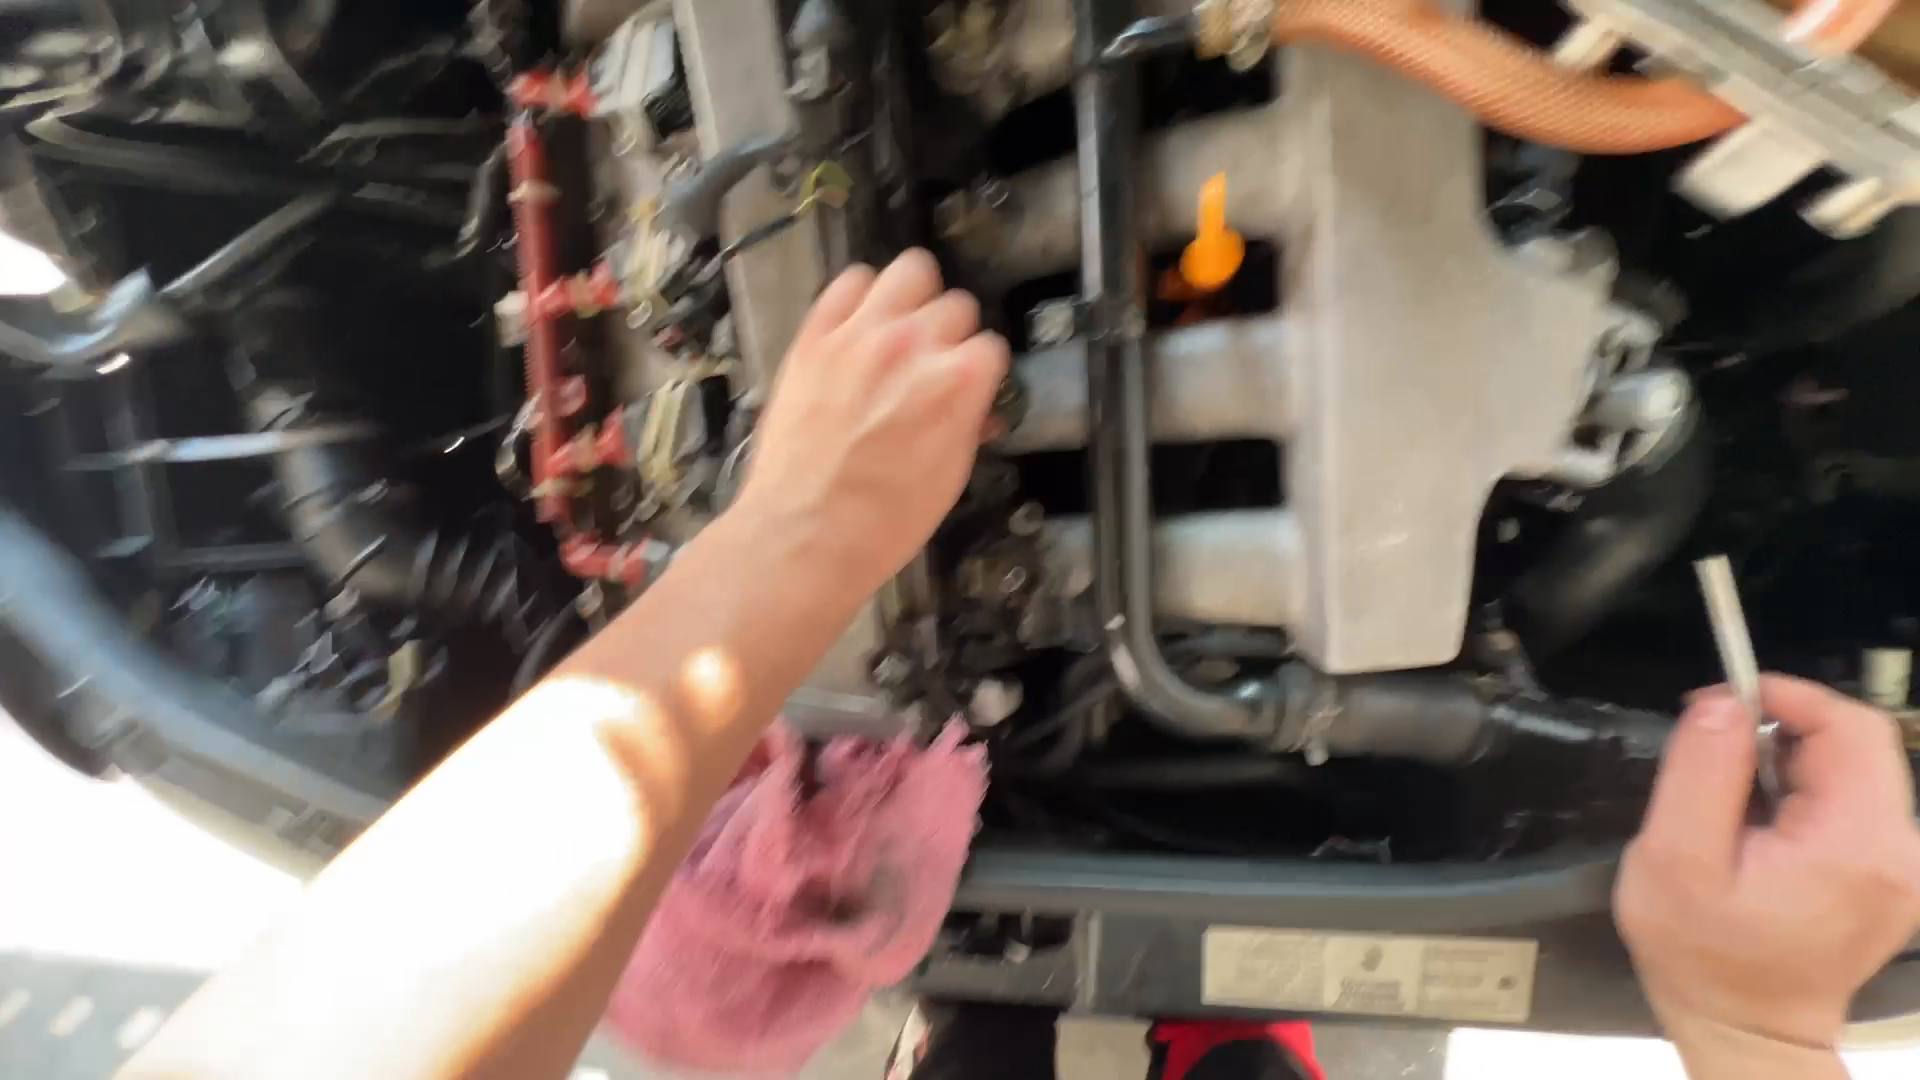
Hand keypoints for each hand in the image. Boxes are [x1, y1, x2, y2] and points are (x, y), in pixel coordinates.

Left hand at [732, 250, 1008, 598]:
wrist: (805, 534)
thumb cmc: (885, 523)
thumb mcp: (949, 480)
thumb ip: (968, 428)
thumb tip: (976, 410)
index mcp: (959, 383)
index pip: (992, 346)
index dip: (983, 370)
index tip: (971, 386)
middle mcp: (914, 345)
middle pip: (956, 305)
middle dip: (953, 334)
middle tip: (935, 363)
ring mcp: (860, 335)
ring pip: (908, 271)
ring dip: (914, 298)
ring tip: (901, 329)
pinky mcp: (814, 337)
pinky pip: (847, 284)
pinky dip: (860, 298)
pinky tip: (860, 326)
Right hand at [1616, 675, 1919, 1053]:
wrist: (1740, 1019)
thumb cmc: (1697, 943)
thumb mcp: (1674, 852)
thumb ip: (1701, 773)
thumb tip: (1722, 705)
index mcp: (1855, 845)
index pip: (1854, 731)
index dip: (1784, 695)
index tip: (1714, 700)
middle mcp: (1899, 854)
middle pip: (1856, 749)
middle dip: (1773, 729)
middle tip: (1700, 748)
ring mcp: (1898, 869)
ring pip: (1848, 773)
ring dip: (1776, 761)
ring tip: (1716, 796)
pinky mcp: (1881, 876)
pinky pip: (1843, 803)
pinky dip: (1789, 789)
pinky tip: (1745, 820)